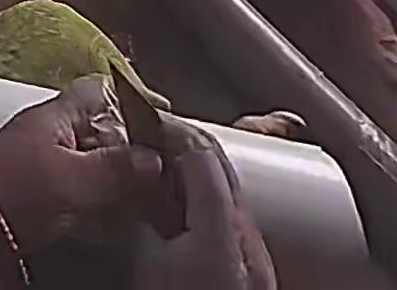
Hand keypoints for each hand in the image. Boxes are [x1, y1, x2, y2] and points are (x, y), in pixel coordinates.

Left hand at [0, 76, 161, 254]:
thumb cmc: (17, 189)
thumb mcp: (70, 179)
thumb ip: (113, 168)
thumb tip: (153, 157)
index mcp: (59, 116)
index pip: (101, 93)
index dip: (132, 98)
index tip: (164, 110)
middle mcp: (56, 132)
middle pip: (104, 129)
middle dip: (136, 144)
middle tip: (169, 161)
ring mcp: (51, 161)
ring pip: (97, 160)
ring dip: (125, 174)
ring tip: (159, 189)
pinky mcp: (47, 191)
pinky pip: (86, 186)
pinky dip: (109, 195)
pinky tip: (129, 212)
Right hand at [130, 122, 274, 289]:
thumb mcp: (143, 261)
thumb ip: (141, 210)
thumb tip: (137, 178)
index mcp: (223, 232)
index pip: (202, 154)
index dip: (171, 131)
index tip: (145, 123)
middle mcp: (250, 241)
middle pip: (221, 168)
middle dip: (184, 145)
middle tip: (150, 137)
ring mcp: (258, 260)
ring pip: (229, 191)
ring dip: (196, 171)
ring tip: (162, 170)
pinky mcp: (256, 275)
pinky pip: (233, 218)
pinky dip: (207, 199)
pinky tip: (182, 207)